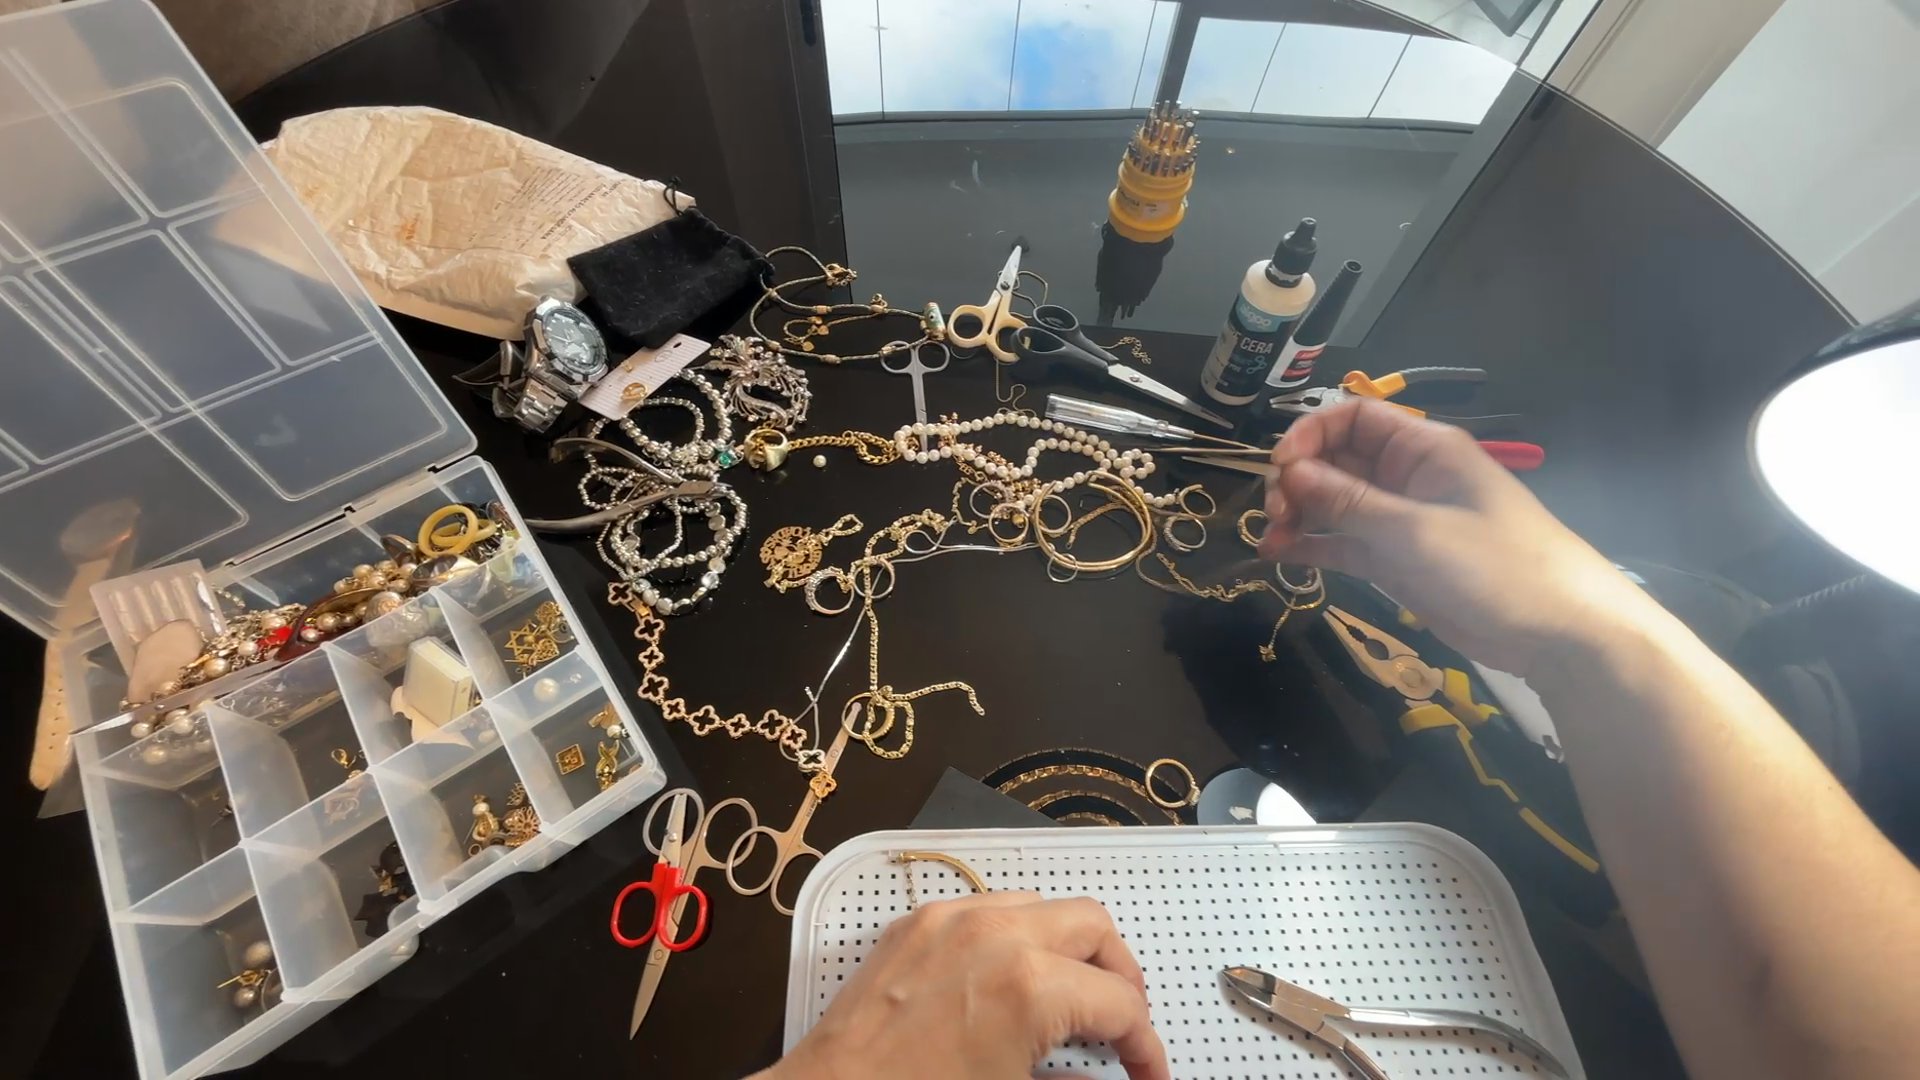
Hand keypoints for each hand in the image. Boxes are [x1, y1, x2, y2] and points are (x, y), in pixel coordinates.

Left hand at [766, 893, 1169, 1079]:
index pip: (1120, 1001)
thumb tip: (1106, 1077)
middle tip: (1121, 1026)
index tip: (1149, 1075)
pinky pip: (987, 909)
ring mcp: (952, 916)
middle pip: (1092, 924)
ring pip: (1041, 905)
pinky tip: (1006, 980)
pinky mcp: (917, 920)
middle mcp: (997, 930)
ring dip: (1067, 948)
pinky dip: (1015, 936)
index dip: (1147, 1046)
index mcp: (1029, 984)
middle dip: (1119, 974)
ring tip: (1068, 998)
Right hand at [1259, 399, 1658, 678]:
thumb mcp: (1415, 530)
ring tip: (1272, 538)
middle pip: (1334, 461)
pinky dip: (1309, 545)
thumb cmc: (1494, 565)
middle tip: (1275, 511)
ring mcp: (1395, 518)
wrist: (1555, 634)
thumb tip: (1288, 471)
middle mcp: (1404, 476)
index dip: (1311, 433)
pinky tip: (1277, 555)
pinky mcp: (1389, 557)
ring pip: (1330, 502)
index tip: (1280, 466)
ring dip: (1296, 514)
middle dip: (1297, 480)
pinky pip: (1338, 541)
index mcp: (1422, 449)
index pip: (1354, 419)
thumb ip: (1347, 501)